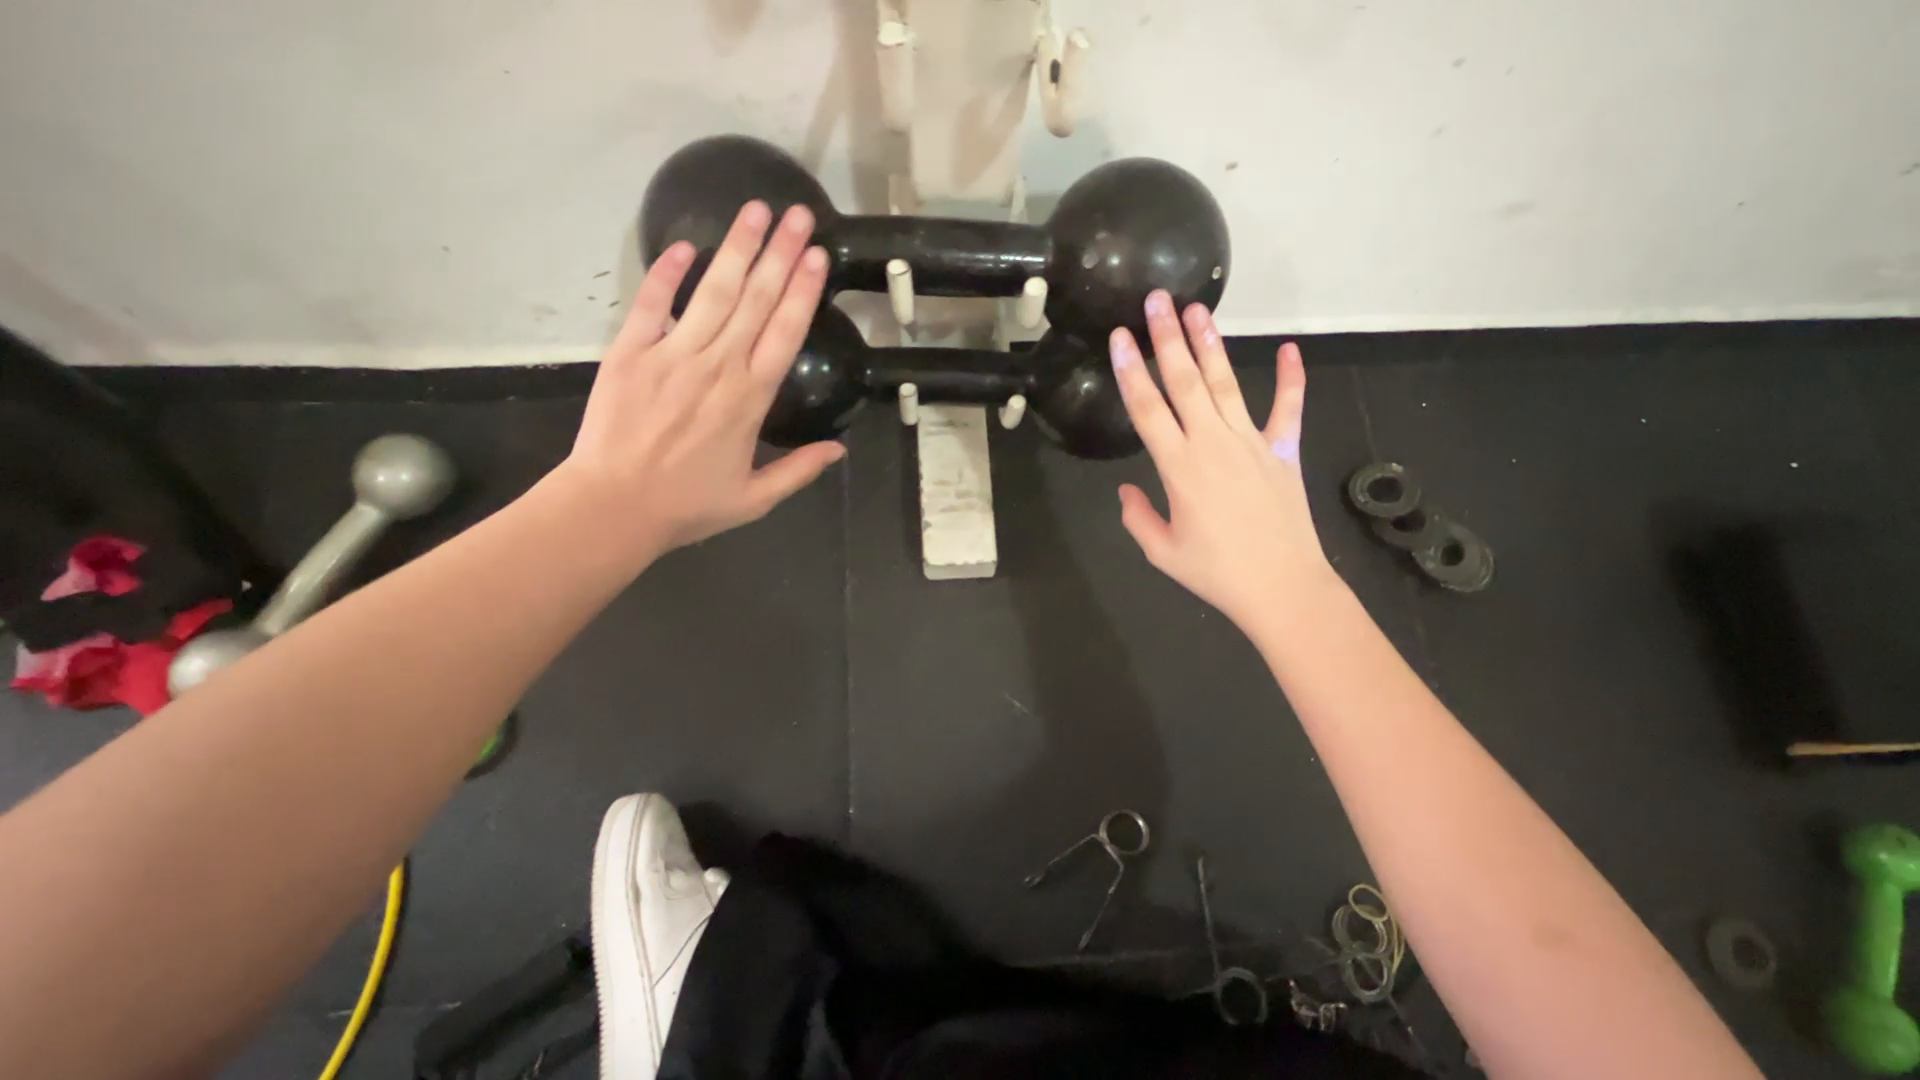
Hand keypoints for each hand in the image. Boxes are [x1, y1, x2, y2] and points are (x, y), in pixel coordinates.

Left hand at [556, 201, 842, 561]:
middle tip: (798, 214)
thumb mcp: (754, 499)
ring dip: (737, 248)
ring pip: (712, 291)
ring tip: (756, 211)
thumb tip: (839, 450)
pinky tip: (686, 245)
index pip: (785, 331)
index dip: (804, 290)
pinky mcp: (631, 351)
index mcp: (750, 398)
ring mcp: (672, 353)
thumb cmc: (687, 505)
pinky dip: (667, 272)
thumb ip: (798, 471)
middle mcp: (718, 366)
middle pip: (756, 299)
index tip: (817, 255)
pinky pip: (652, 302)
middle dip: (780, 253)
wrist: (614, 506)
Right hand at [1108, 290, 1333, 629]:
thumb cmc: (1217, 573)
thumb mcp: (1163, 553)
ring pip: (1226, 384)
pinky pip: (1289, 408)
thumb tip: (1127, 491)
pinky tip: (1291, 349)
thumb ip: (1139, 518)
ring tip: (1198, 309)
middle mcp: (1212, 444)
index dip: (1131, 370)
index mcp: (1179, 468)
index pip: (1147, 409)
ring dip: (1211, 344)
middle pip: (1185, 381)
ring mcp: (1252, 442)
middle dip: (1167, 338)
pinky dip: (1292, 379)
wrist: (1282, 587)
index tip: (1119, 337)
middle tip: (1157, 299)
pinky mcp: (1284, 451)